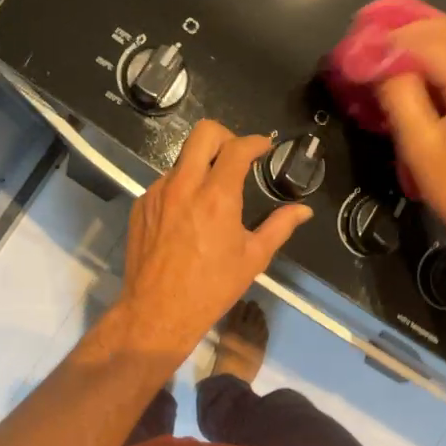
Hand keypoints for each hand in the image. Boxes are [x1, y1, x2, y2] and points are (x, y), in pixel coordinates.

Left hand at [111, 120, 312, 360]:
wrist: (158, 312)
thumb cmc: (212, 288)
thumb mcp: (253, 259)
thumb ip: (280, 227)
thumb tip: (304, 210)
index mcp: (217, 197)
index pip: (238, 148)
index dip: (256, 141)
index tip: (265, 147)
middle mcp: (185, 185)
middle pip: (204, 133)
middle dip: (225, 136)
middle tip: (237, 156)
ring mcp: (158, 193)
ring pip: (183, 159)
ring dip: (202, 166)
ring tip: (212, 195)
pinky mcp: (141, 205)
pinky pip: (166, 183)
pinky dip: (182, 189)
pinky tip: (189, 216)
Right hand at [377, 16, 445, 258]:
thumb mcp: (419, 147)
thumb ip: (400, 98)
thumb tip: (383, 66)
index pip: (437, 43)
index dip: (400, 40)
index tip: (369, 45)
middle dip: (424, 28)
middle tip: (389, 41)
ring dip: (445, 34)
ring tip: (410, 48)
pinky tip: (437, 63)